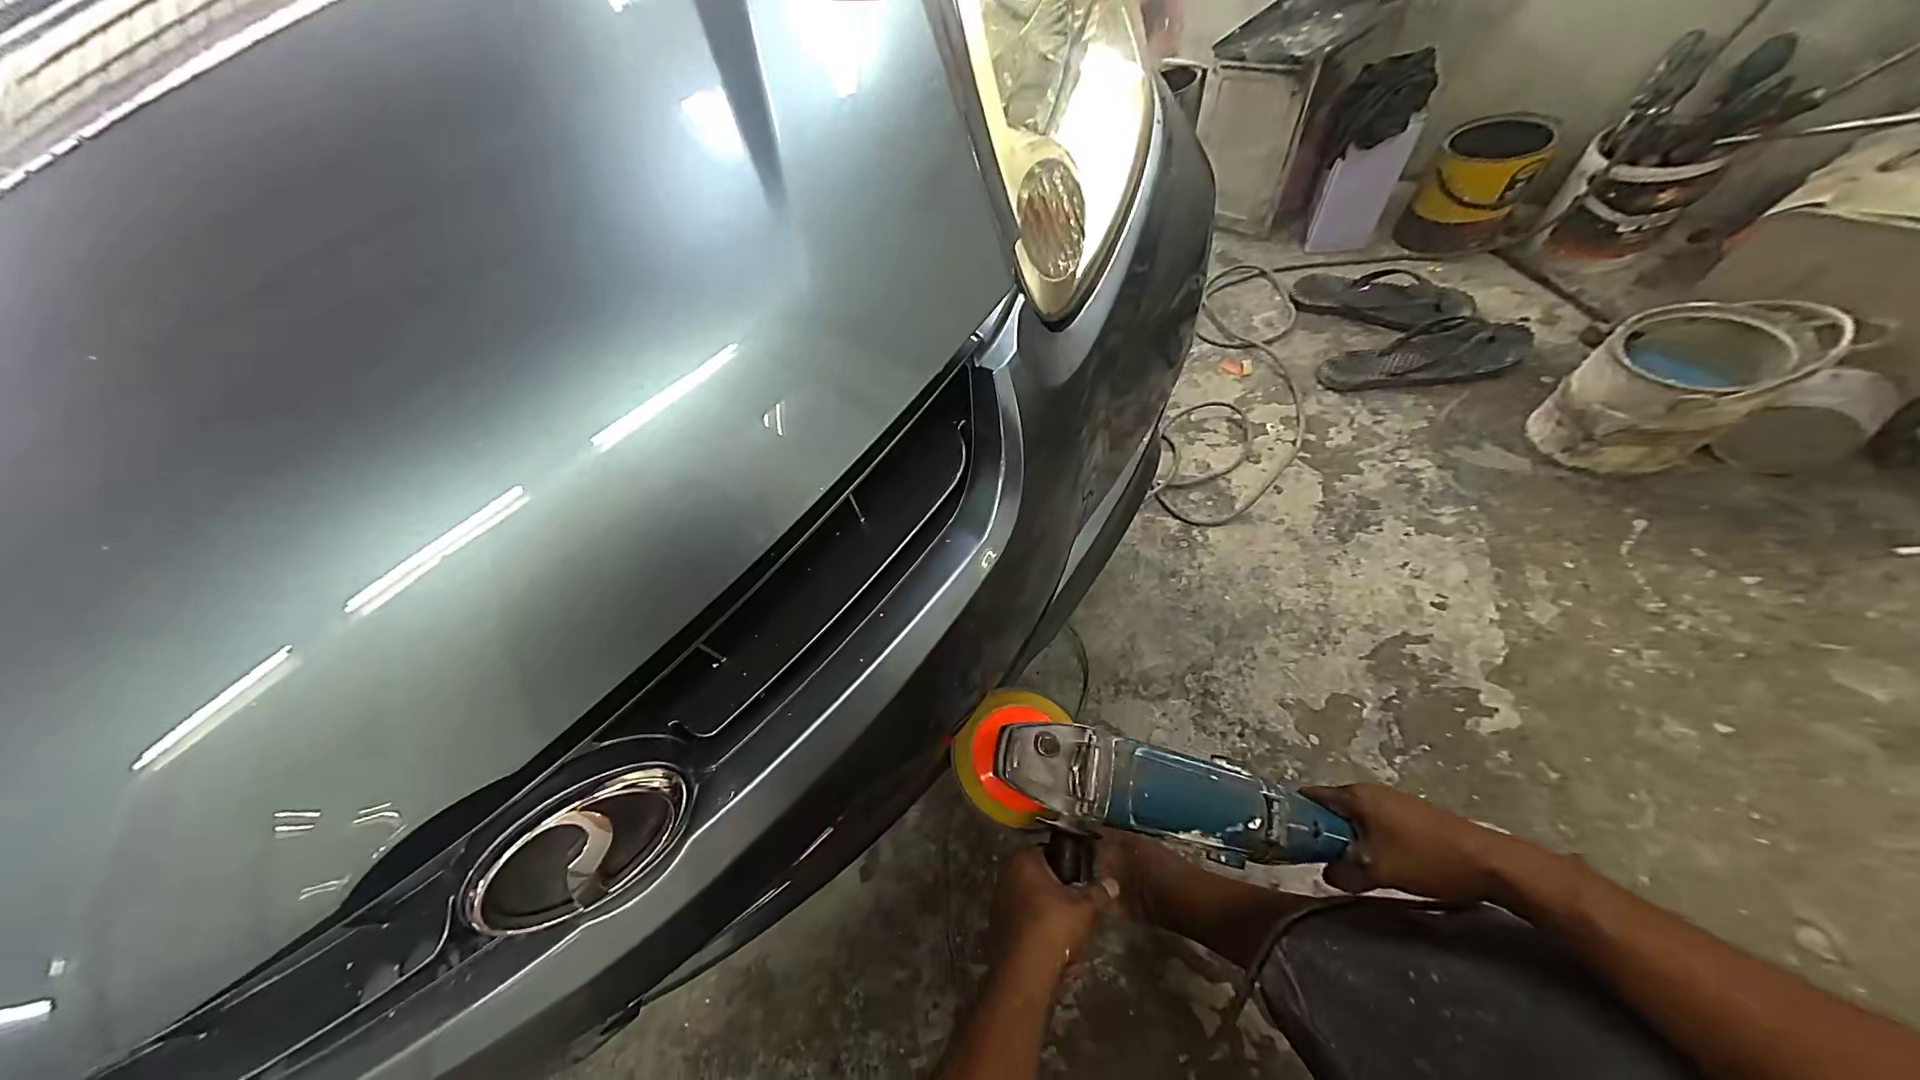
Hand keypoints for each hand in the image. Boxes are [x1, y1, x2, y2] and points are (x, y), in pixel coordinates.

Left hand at [988, 846, 1115, 974]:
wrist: (1024, 970)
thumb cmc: (1054, 925)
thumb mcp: (1085, 907)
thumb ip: (1098, 892)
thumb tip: (1112, 884)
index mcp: (1023, 861)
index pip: (1048, 855)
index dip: (1067, 870)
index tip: (1080, 886)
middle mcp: (1006, 876)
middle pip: (1041, 883)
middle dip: (1059, 901)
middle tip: (1076, 917)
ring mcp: (998, 903)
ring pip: (1034, 908)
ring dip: (1051, 922)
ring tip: (1069, 944)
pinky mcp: (997, 929)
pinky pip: (1024, 927)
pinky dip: (1038, 937)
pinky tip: (1053, 955)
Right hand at [1302, 784, 1529, 902]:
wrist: (1492, 864)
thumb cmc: (1427, 859)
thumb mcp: (1378, 871)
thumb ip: (1344, 873)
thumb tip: (1327, 874)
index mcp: (1356, 795)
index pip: (1311, 796)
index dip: (1296, 814)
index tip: (1288, 835)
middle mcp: (1371, 791)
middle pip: (1333, 807)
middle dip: (1324, 830)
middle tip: (1317, 857)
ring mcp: (1395, 801)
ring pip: (1357, 817)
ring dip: (1349, 838)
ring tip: (1348, 864)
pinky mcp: (1413, 815)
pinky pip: (1377, 823)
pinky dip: (1369, 839)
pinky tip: (1378, 862)